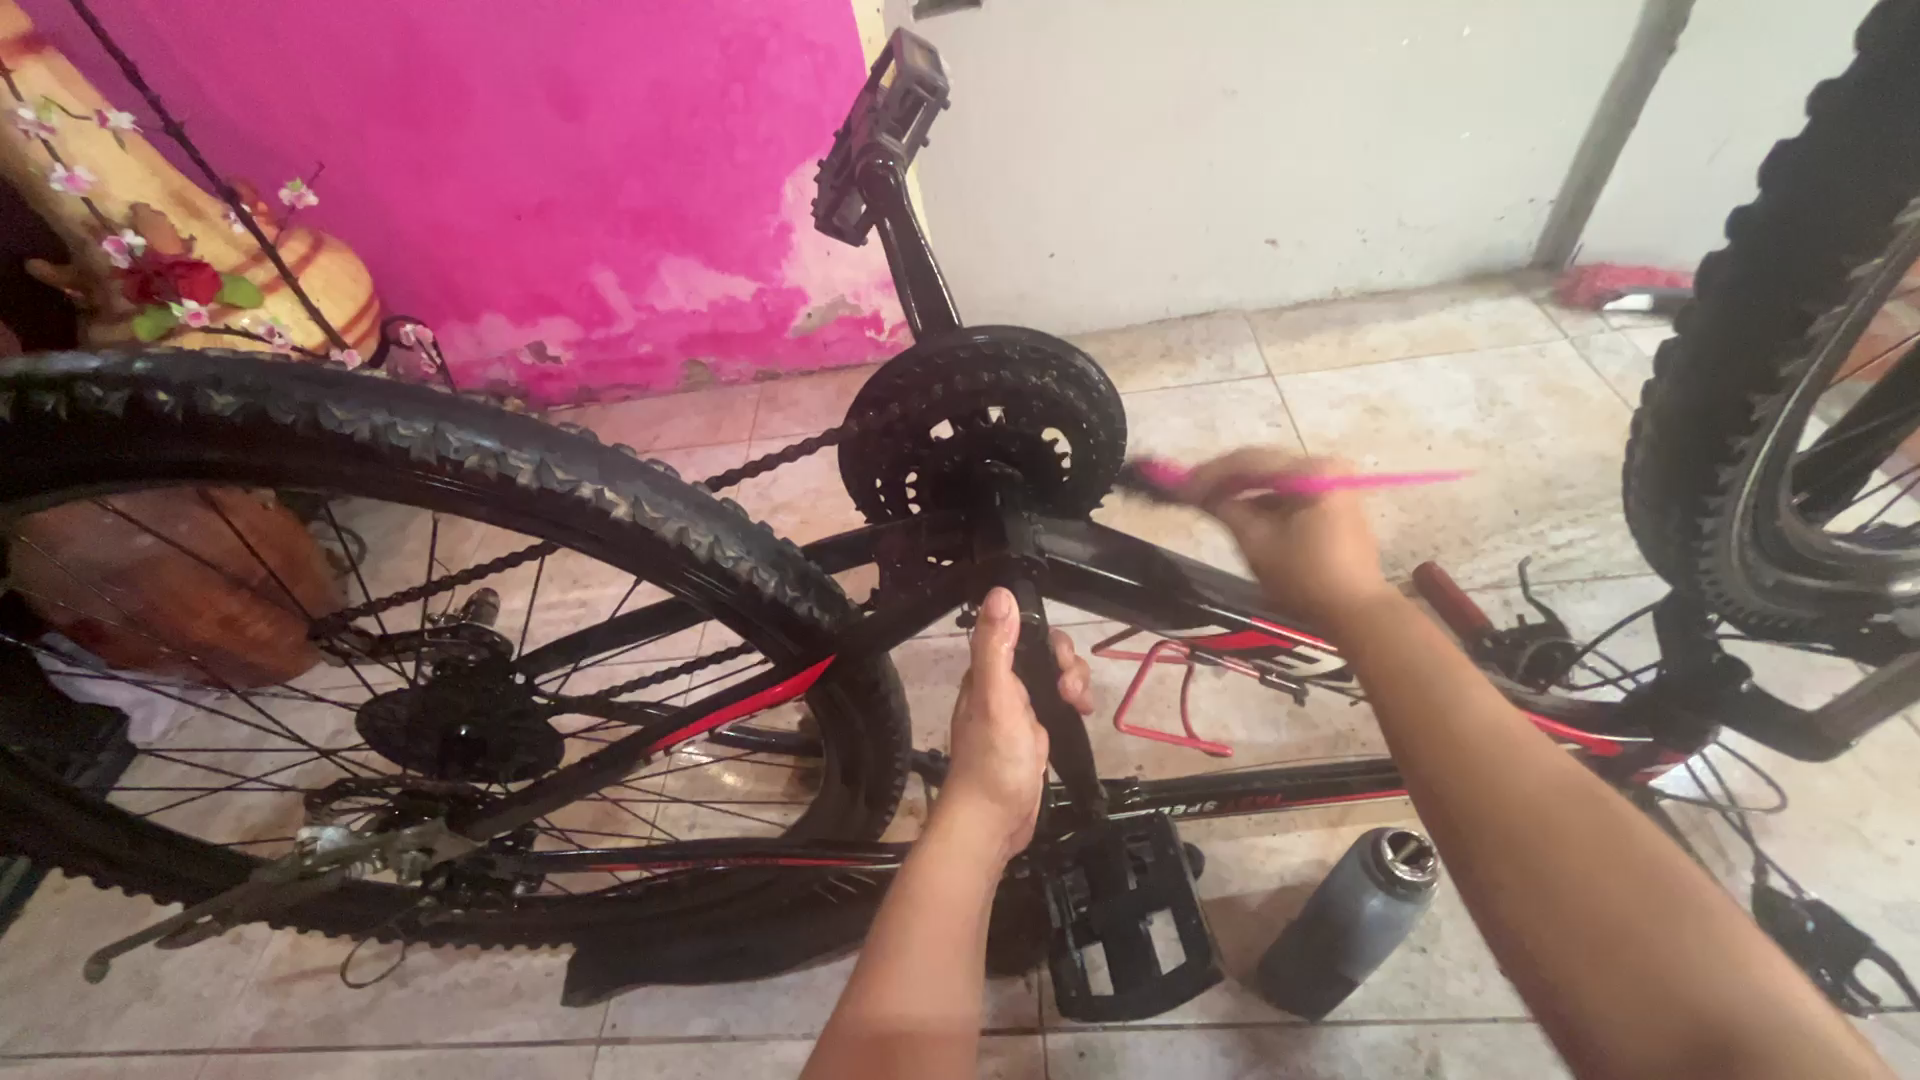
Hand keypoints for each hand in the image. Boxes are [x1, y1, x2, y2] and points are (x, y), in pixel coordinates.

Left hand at [935, 586, 1093, 863]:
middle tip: (1071, 692)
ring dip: (1074, 682)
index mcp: (987, 672)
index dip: (1048, 640)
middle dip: (1067, 664)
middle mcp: (1002, 685)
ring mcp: (1020, 710)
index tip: (1060, 664)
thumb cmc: (993, 760)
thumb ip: (996, 646)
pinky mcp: (1034, 733)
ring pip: (1053, 677)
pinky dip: (1073, 703)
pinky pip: (1058, 704)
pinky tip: (1080, 714)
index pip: (1022, 633)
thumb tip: (1000, 592)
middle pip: (1043, 654)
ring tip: (1079, 706)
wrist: (993, 821)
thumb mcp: (995, 697)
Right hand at [1186, 448, 1395, 627]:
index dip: (1209, 474)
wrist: (1356, 612)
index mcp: (1312, 472)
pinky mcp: (1331, 501)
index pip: (1250, 462)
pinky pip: (1286, 492)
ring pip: (1272, 479)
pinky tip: (1237, 511)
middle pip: (1262, 466)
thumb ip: (1225, 510)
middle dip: (1223, 479)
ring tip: (1207, 501)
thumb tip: (1198, 494)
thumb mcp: (1256, 543)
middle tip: (1189, 492)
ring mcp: (1332, 483)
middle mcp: (1326, 467)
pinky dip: (1260, 501)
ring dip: (1240, 489)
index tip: (1180, 488)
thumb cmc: (1305, 578)